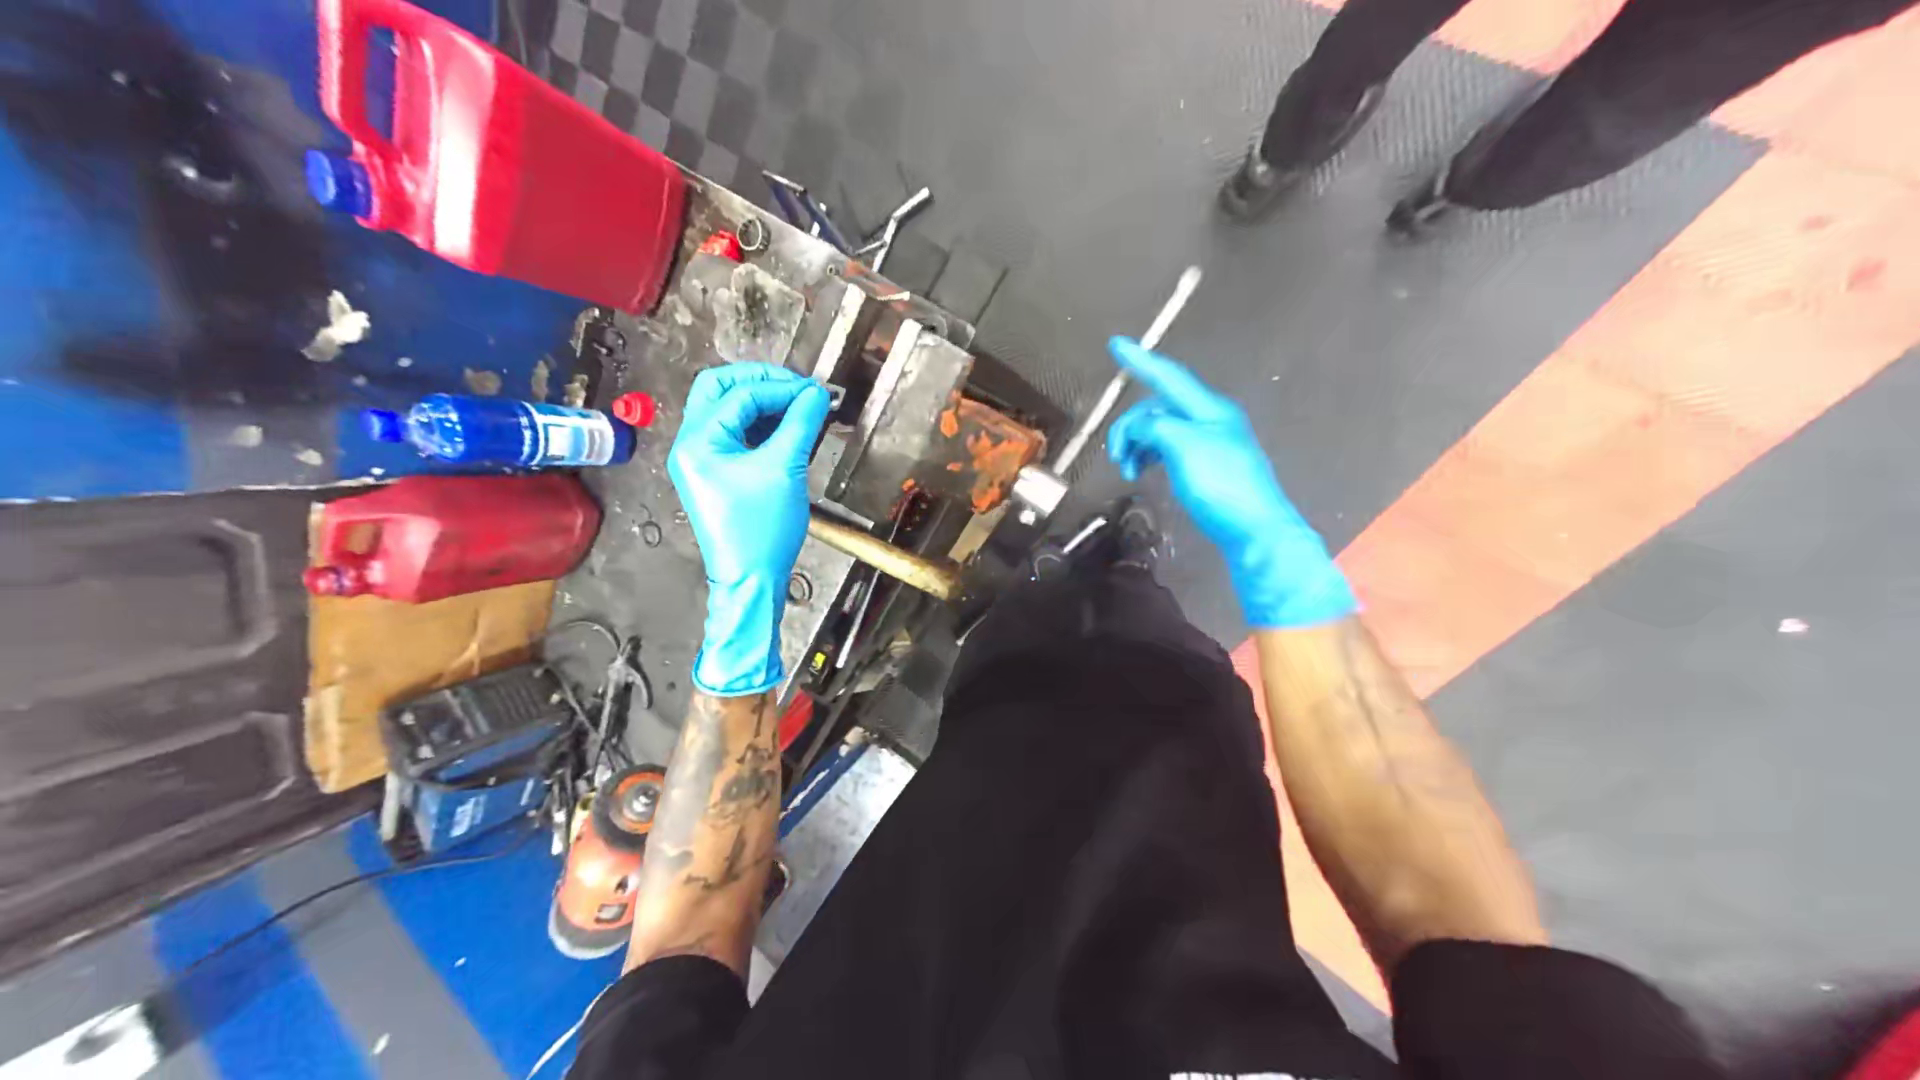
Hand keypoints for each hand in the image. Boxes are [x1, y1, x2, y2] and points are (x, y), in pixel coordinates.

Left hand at [668, 363, 829, 693]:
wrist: (752, 578)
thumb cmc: (759, 533)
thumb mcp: (785, 469)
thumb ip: (800, 424)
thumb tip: (816, 395)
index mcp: (698, 442)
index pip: (742, 395)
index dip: (782, 389)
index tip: (815, 392)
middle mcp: (693, 446)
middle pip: (720, 389)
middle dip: (761, 382)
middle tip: (797, 387)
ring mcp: (703, 459)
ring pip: (727, 409)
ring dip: (762, 402)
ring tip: (797, 406)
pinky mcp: (718, 473)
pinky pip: (736, 434)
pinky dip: (761, 424)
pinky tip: (787, 428)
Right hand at [1104, 336, 1355, 628]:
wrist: (1255, 531)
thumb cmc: (1221, 485)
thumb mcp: (1184, 447)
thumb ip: (1155, 428)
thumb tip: (1140, 431)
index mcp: (1207, 409)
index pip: (1168, 377)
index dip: (1141, 361)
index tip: (1116, 344)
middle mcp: (1209, 420)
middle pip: (1157, 408)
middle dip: (1130, 425)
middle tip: (1115, 455)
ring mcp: (1208, 444)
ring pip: (1160, 430)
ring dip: (1137, 444)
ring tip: (1127, 470)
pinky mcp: (1204, 467)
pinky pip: (1167, 449)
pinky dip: (1149, 456)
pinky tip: (1143, 471)